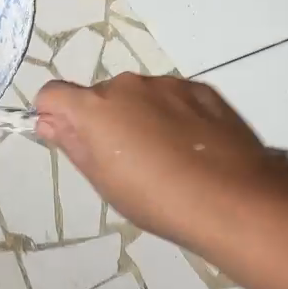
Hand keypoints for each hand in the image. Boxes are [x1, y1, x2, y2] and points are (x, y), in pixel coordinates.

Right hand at [35, 73, 287, 244]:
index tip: (69, 138)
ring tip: (170, 156)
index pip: (53, 94)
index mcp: (94, 107)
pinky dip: (176, 115)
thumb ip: (72, 145)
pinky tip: (196, 147)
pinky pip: (174, 97)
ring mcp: (166, 84)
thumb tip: (48, 122)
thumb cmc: (159, 200)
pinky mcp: (201, 90)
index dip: (54, 114)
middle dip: (105, 119)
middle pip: (100, 96)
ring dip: (142, 115)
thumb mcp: (104, 182)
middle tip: (129, 160)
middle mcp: (125, 85)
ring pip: (139, 95)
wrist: (239, 204)